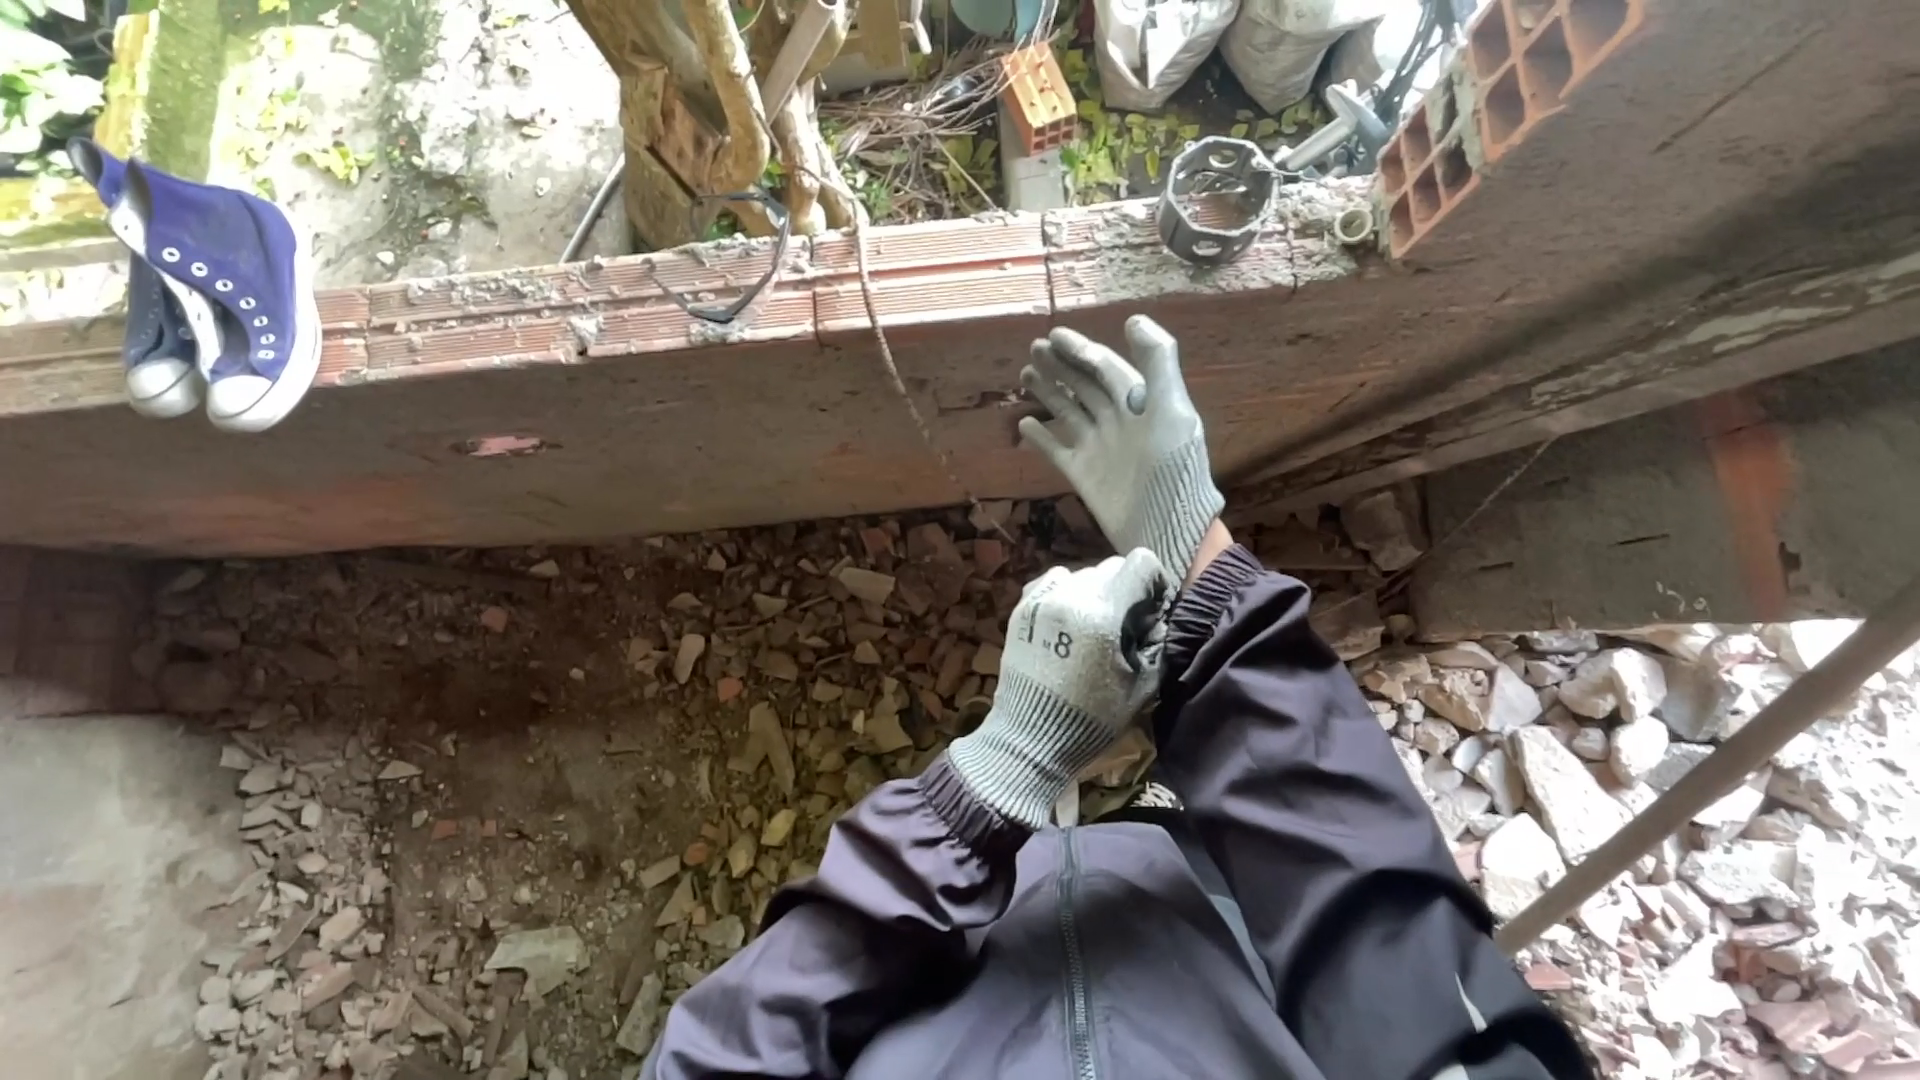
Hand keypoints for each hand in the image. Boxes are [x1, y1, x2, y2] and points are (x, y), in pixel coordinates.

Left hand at [947, 550, 1172, 828]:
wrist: (1028, 738)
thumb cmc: (1091, 719)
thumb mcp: (1142, 685)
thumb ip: (1157, 642)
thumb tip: (1155, 619)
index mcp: (1102, 614)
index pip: (1140, 563)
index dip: (1155, 584)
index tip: (1152, 612)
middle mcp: (1070, 595)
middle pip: (1112, 567)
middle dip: (1126, 590)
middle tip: (1126, 626)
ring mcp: (1041, 598)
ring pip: (1083, 573)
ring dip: (1096, 592)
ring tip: (1094, 628)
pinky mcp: (1022, 607)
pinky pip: (1054, 583)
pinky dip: (1068, 594)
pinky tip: (1069, 624)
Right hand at [1018, 315, 1225, 583]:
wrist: (1165, 527)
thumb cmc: (1174, 468)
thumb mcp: (1173, 410)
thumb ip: (1158, 363)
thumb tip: (1133, 320)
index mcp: (1140, 403)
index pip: (1105, 367)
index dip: (1081, 349)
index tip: (1054, 335)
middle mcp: (1117, 421)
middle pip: (1084, 385)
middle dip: (1060, 365)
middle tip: (1034, 348)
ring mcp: (1098, 447)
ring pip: (1068, 411)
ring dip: (1048, 392)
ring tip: (1025, 374)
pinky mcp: (1082, 474)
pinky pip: (1057, 449)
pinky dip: (1040, 436)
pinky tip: (1024, 422)